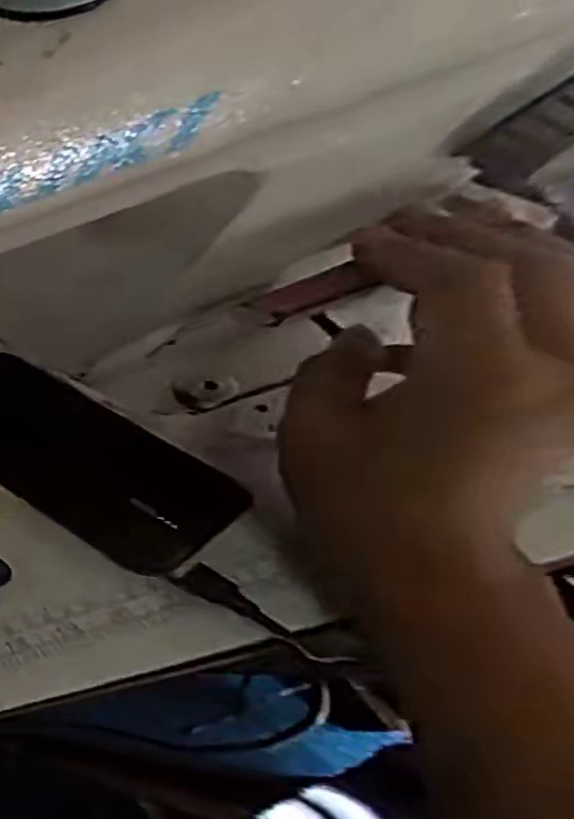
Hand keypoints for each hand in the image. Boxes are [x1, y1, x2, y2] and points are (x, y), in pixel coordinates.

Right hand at [280, 199, 573, 597]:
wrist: (432, 558)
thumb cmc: (360, 503)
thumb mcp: (312, 437)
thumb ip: (328, 373)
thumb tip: (358, 338)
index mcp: (481, 378)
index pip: (462, 283)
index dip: (412, 252)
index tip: (367, 238)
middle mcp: (559, 365)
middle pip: (535, 266)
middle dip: (468, 235)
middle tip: (411, 220)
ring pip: (570, 280)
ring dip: (512, 248)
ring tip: (458, 229)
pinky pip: (567, 317)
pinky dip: (526, 291)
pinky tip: (473, 292)